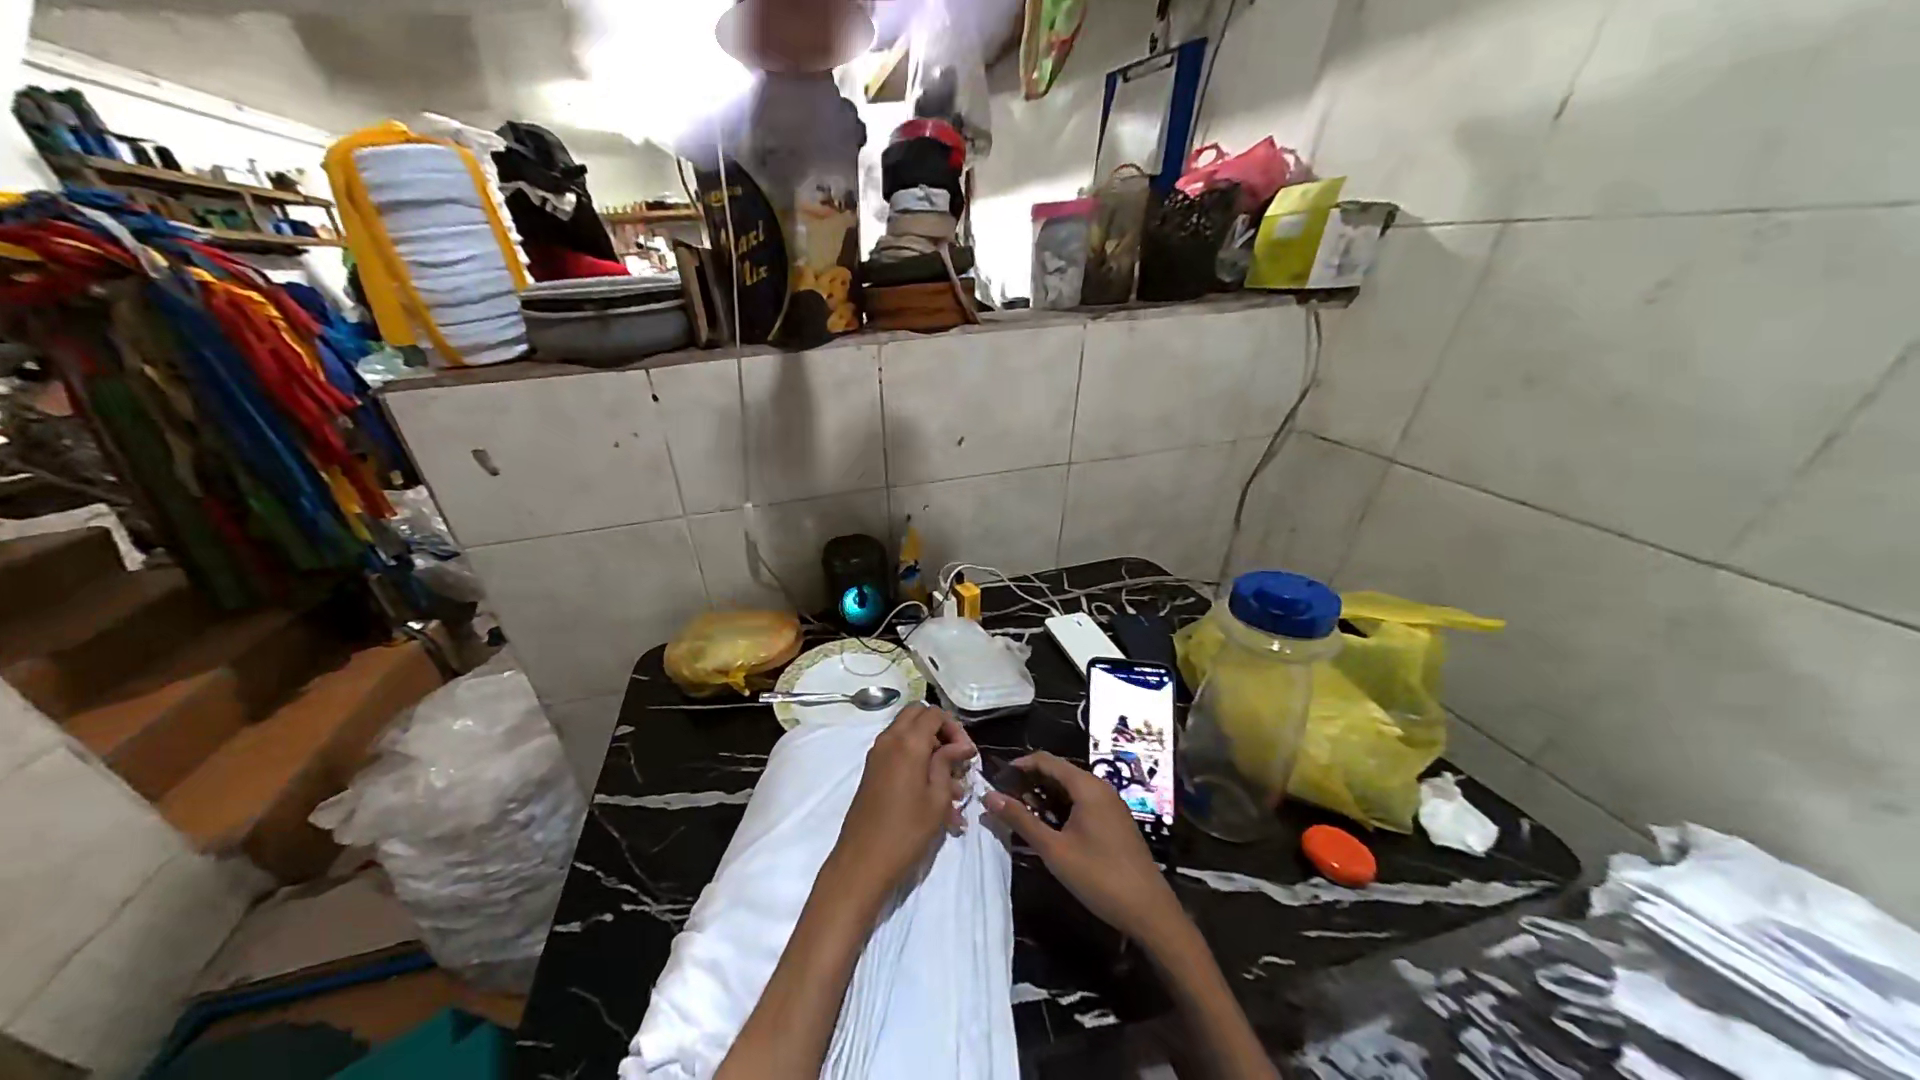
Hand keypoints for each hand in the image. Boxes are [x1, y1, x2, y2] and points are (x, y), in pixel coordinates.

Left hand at [829, 704, 976, 896]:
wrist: (862, 862)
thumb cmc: (906, 831)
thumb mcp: (937, 797)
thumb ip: (948, 763)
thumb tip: (960, 746)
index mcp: (907, 742)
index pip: (934, 713)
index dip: (954, 728)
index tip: (966, 755)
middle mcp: (889, 740)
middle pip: (917, 715)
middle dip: (940, 730)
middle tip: (956, 757)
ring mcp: (877, 754)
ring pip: (907, 734)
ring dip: (930, 749)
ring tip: (952, 787)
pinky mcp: (872, 771)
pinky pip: (898, 753)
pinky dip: (916, 761)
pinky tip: (934, 795)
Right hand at [983, 751, 1188, 947]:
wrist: (1149, 911)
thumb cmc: (1099, 876)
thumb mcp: (1054, 849)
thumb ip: (1021, 820)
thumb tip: (989, 796)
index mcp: (1087, 786)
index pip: (1046, 760)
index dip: (1019, 765)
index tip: (995, 780)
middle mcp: (1100, 788)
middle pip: (1059, 772)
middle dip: (1030, 781)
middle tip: (1004, 799)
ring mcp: (1110, 805)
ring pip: (1070, 789)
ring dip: (1044, 796)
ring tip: (1020, 814)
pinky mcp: (1115, 822)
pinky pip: (1082, 803)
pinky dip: (1061, 808)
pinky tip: (1048, 828)